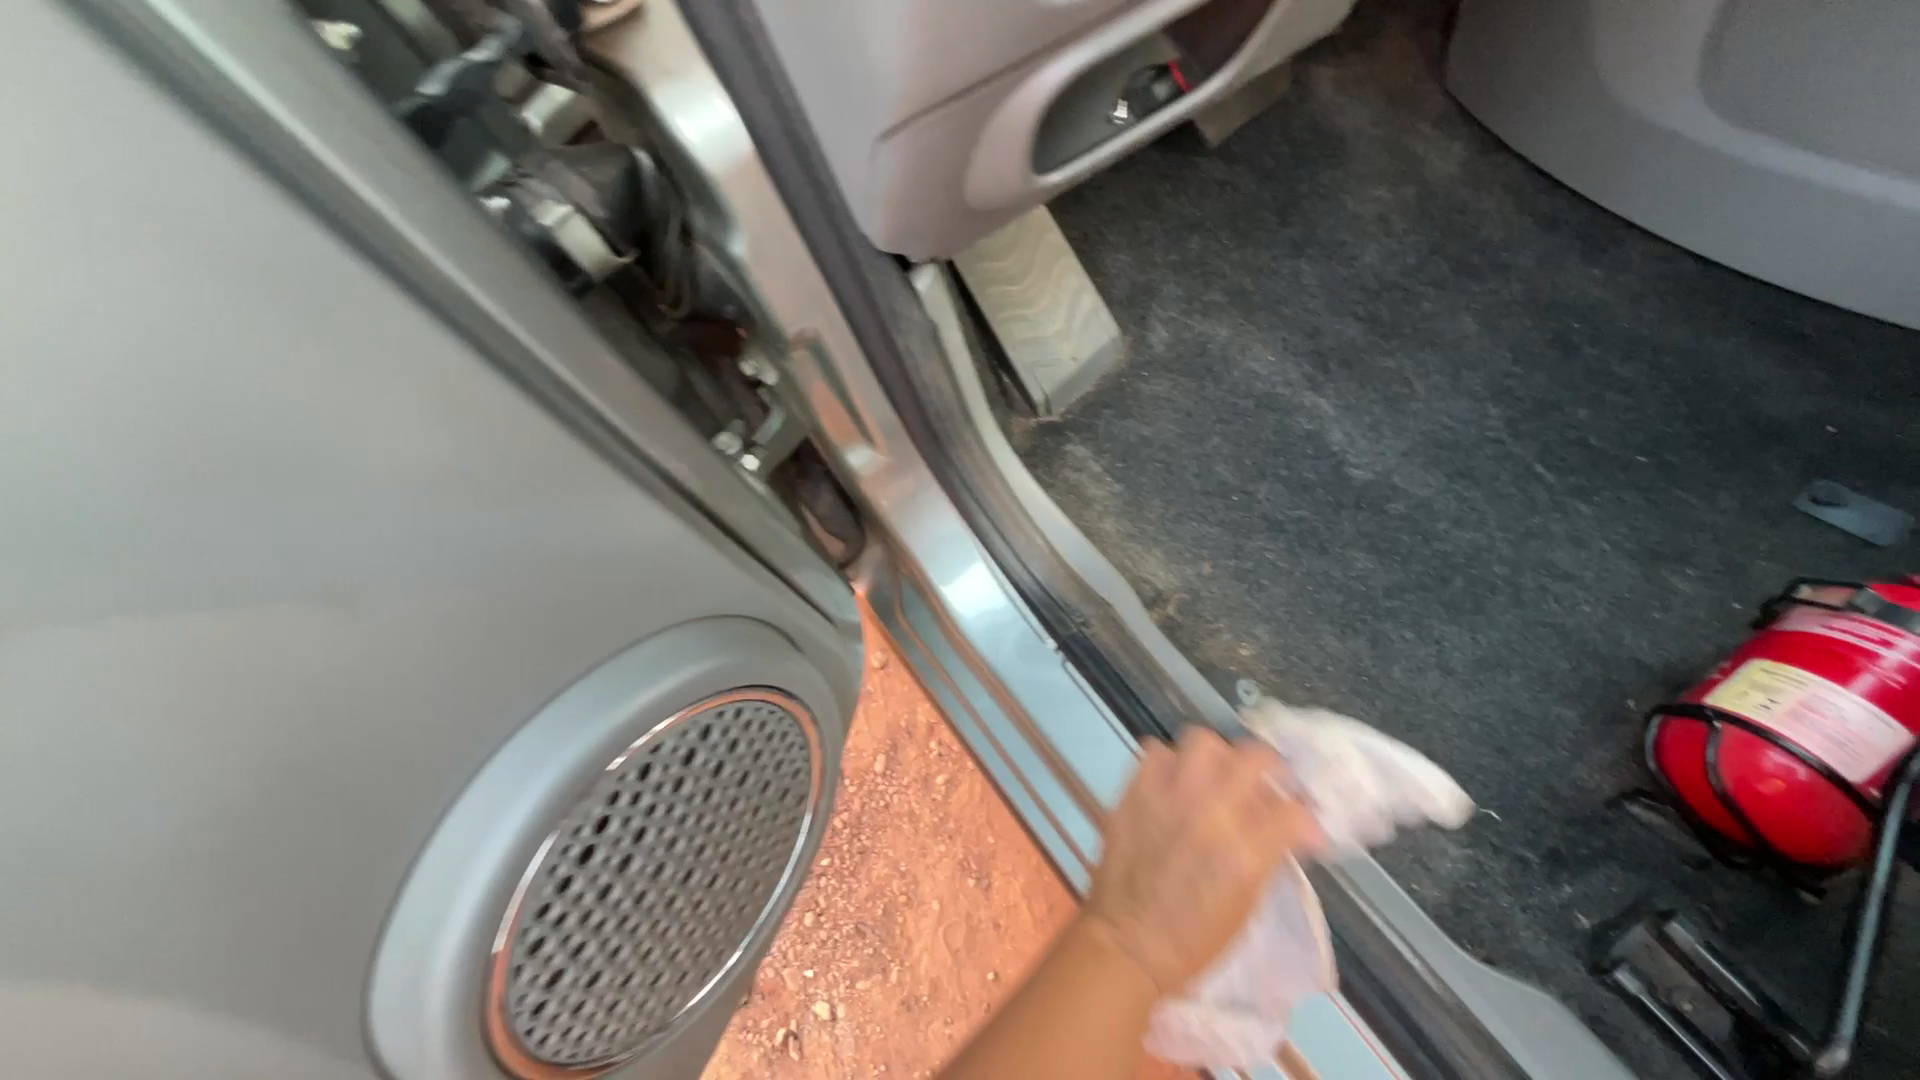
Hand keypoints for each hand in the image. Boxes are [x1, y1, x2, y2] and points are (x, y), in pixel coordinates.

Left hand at [1080, 726, 1322, 995]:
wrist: (1127, 944)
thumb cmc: (1192, 940)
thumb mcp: (1246, 903)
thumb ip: (1264, 854)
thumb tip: (1281, 827)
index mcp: (1245, 853)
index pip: (1293, 809)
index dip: (1305, 816)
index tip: (1301, 823)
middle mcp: (1210, 814)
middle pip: (1253, 757)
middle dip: (1268, 767)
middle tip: (1263, 782)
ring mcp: (1169, 798)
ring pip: (1202, 741)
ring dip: (1216, 756)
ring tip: (1214, 776)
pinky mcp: (1134, 793)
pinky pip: (1154, 752)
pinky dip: (1168, 763)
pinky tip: (1172, 782)